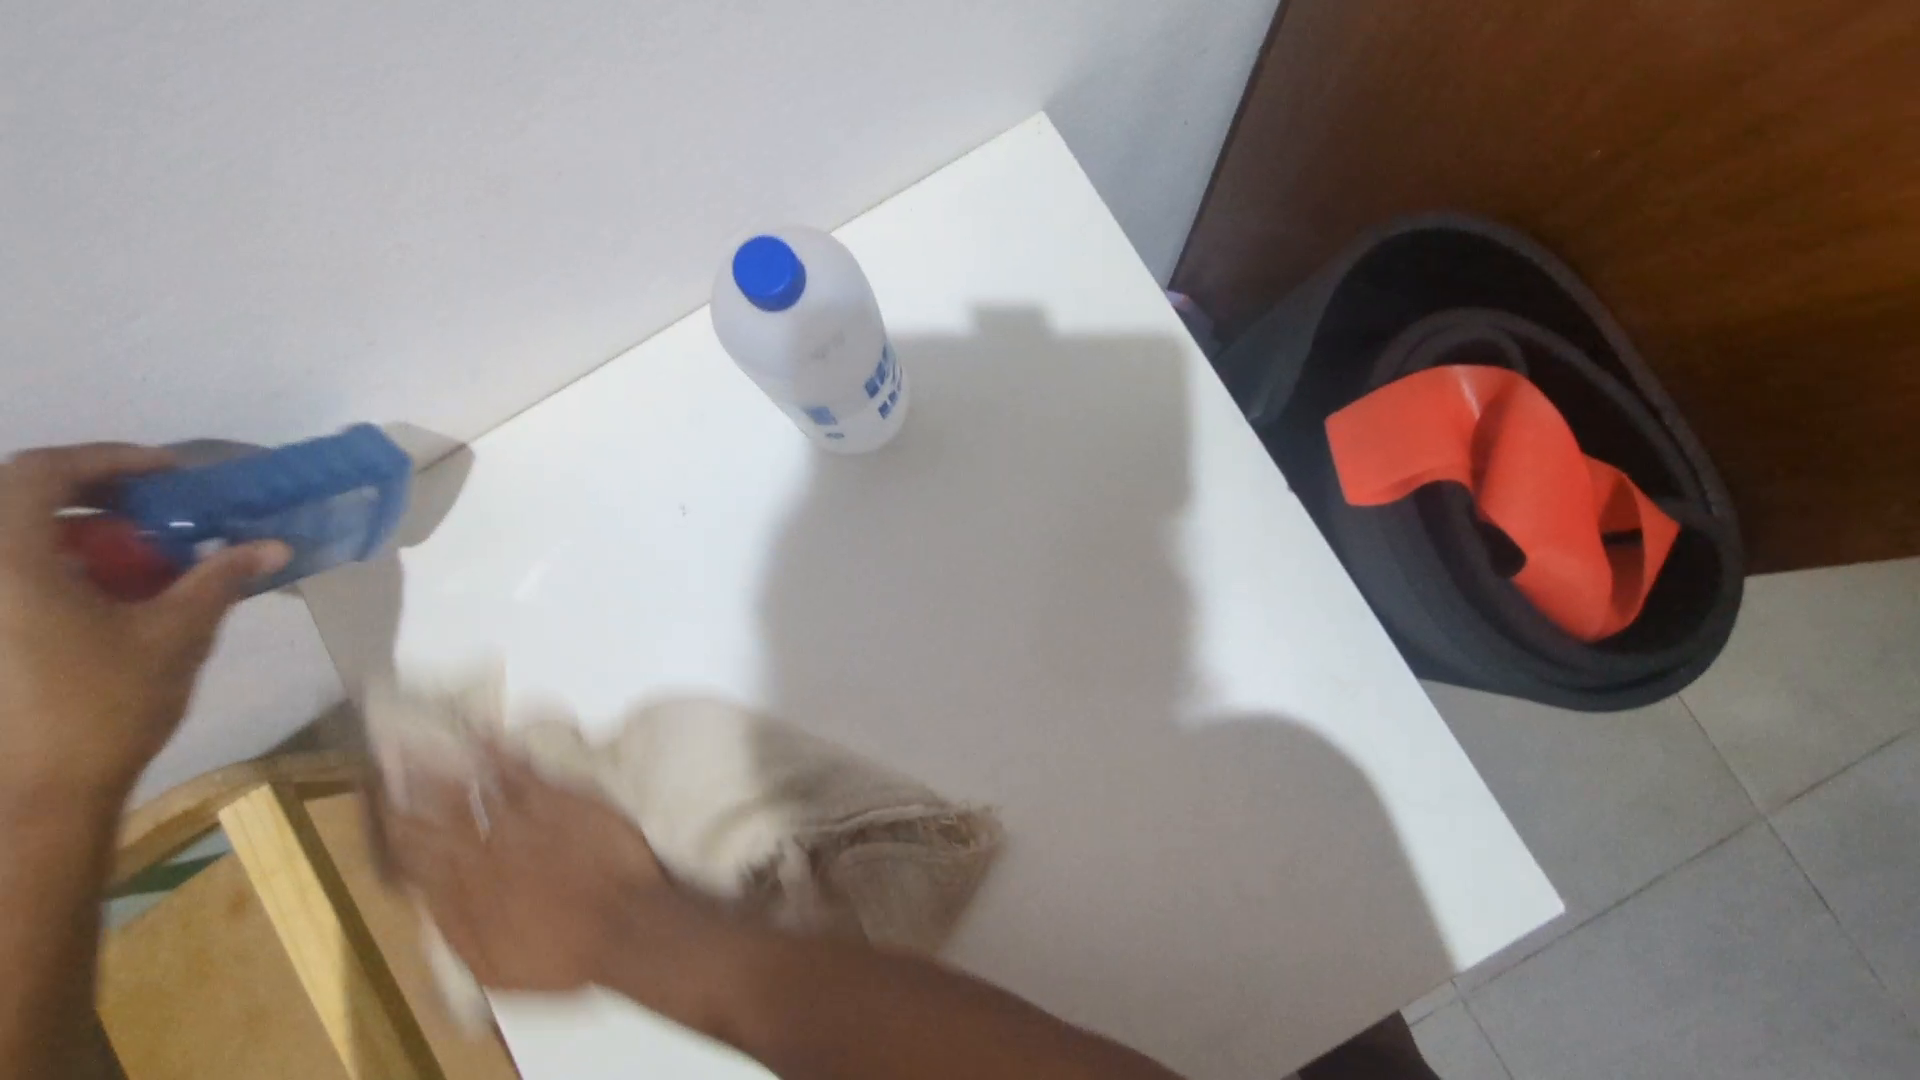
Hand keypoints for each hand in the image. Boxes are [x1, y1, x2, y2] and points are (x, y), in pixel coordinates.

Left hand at [0, 444, 289, 805]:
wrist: (38, 792)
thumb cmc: (106, 705)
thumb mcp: (176, 634)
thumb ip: (219, 579)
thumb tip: (274, 544)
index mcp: (7, 562)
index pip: (41, 472)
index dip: (109, 458)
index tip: (171, 473)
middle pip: (16, 497)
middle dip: (92, 492)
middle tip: (157, 507)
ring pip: (10, 538)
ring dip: (72, 530)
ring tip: (136, 551)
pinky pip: (10, 574)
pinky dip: (53, 564)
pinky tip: (102, 593)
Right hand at [379, 748, 686, 993]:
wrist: (624, 924)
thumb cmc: (563, 954)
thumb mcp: (492, 964)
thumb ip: (455, 925)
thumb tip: (426, 898)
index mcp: (460, 895)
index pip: (410, 856)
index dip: (388, 829)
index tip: (375, 805)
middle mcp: (481, 854)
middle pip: (432, 816)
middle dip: (406, 787)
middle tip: (386, 757)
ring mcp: (519, 823)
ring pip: (469, 789)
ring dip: (439, 763)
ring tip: (415, 739)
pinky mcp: (558, 801)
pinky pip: (519, 770)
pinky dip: (497, 750)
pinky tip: (482, 732)